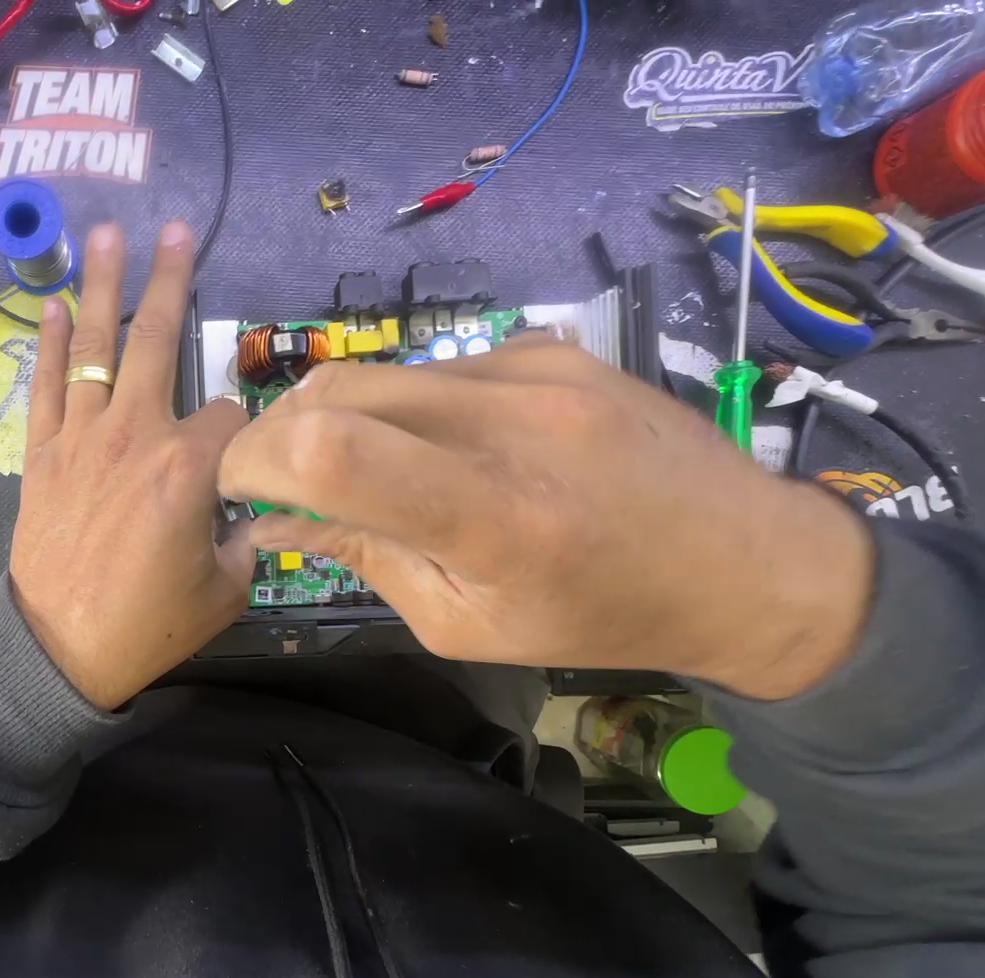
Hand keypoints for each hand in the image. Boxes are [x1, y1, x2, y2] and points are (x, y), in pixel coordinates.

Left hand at [9, 222, 251, 708]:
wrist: (59, 653)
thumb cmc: (148, 626)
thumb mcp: (224, 591)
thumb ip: (244, 538)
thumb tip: (245, 512)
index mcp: (190, 469)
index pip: (230, 417)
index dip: (246, 429)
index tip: (247, 453)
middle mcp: (135, 436)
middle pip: (157, 341)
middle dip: (172, 282)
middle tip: (176, 230)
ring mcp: (82, 439)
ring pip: (95, 349)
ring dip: (102, 288)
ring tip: (107, 236)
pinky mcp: (42, 455)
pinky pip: (45, 387)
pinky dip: (47, 345)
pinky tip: (50, 307)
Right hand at [216, 336, 874, 699]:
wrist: (745, 560)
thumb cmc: (597, 616)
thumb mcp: (464, 623)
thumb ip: (365, 559)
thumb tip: (273, 520)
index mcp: (494, 517)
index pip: (333, 453)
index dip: (257, 459)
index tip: (238, 486)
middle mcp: (510, 422)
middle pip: (336, 391)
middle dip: (275, 431)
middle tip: (272, 474)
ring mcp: (534, 369)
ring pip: (377, 372)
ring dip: (333, 416)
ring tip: (347, 463)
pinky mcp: (547, 346)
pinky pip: (433, 368)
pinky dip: (398, 406)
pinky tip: (430, 443)